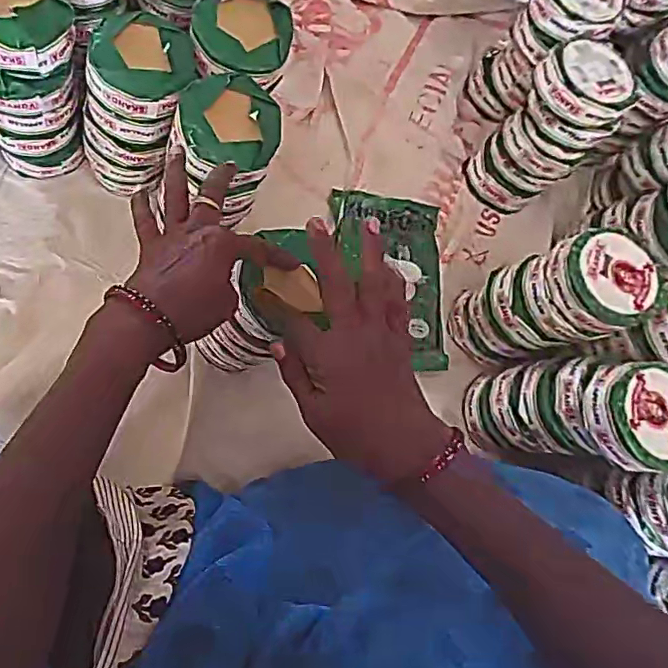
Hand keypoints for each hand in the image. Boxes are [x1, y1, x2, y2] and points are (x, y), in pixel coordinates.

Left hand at [120, 152, 278, 347]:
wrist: (150, 319)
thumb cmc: (193, 312)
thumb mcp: (225, 302)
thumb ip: (227, 284)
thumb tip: (222, 281)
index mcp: (222, 244)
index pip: (256, 248)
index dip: (275, 256)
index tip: (290, 263)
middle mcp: (197, 231)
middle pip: (212, 197)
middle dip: (223, 179)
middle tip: (230, 165)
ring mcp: (171, 235)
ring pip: (173, 196)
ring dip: (175, 173)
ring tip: (176, 152)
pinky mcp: (150, 246)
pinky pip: (144, 221)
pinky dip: (141, 206)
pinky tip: (140, 192)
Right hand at [271, 216, 455, 484]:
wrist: (405, 445)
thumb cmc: (354, 433)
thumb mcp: (313, 411)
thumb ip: (295, 374)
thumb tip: (279, 343)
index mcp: (327, 353)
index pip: (295, 320)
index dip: (276, 303)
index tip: (262, 288)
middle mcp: (355, 333)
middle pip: (337, 283)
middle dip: (325, 251)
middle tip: (317, 222)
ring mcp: (381, 332)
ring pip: (375, 282)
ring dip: (370, 250)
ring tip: (367, 222)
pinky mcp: (400, 338)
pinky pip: (398, 300)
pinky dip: (395, 279)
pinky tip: (391, 265)